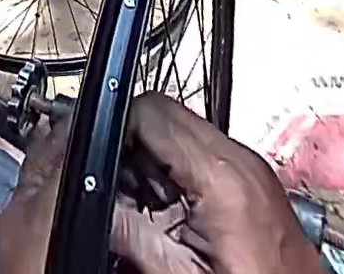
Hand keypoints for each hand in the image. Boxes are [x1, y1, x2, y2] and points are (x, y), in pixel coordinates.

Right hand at [116, 94, 323, 273]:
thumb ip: (130, 232)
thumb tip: (90, 202)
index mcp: (222, 176)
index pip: (149, 111)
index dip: (118, 133)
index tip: (108, 165)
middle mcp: (239, 157)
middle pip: (163, 110)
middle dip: (134, 141)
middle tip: (130, 189)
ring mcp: (250, 163)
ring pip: (180, 124)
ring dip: (155, 154)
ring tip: (157, 208)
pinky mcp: (254, 175)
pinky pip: (202, 146)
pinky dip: (178, 166)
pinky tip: (179, 210)